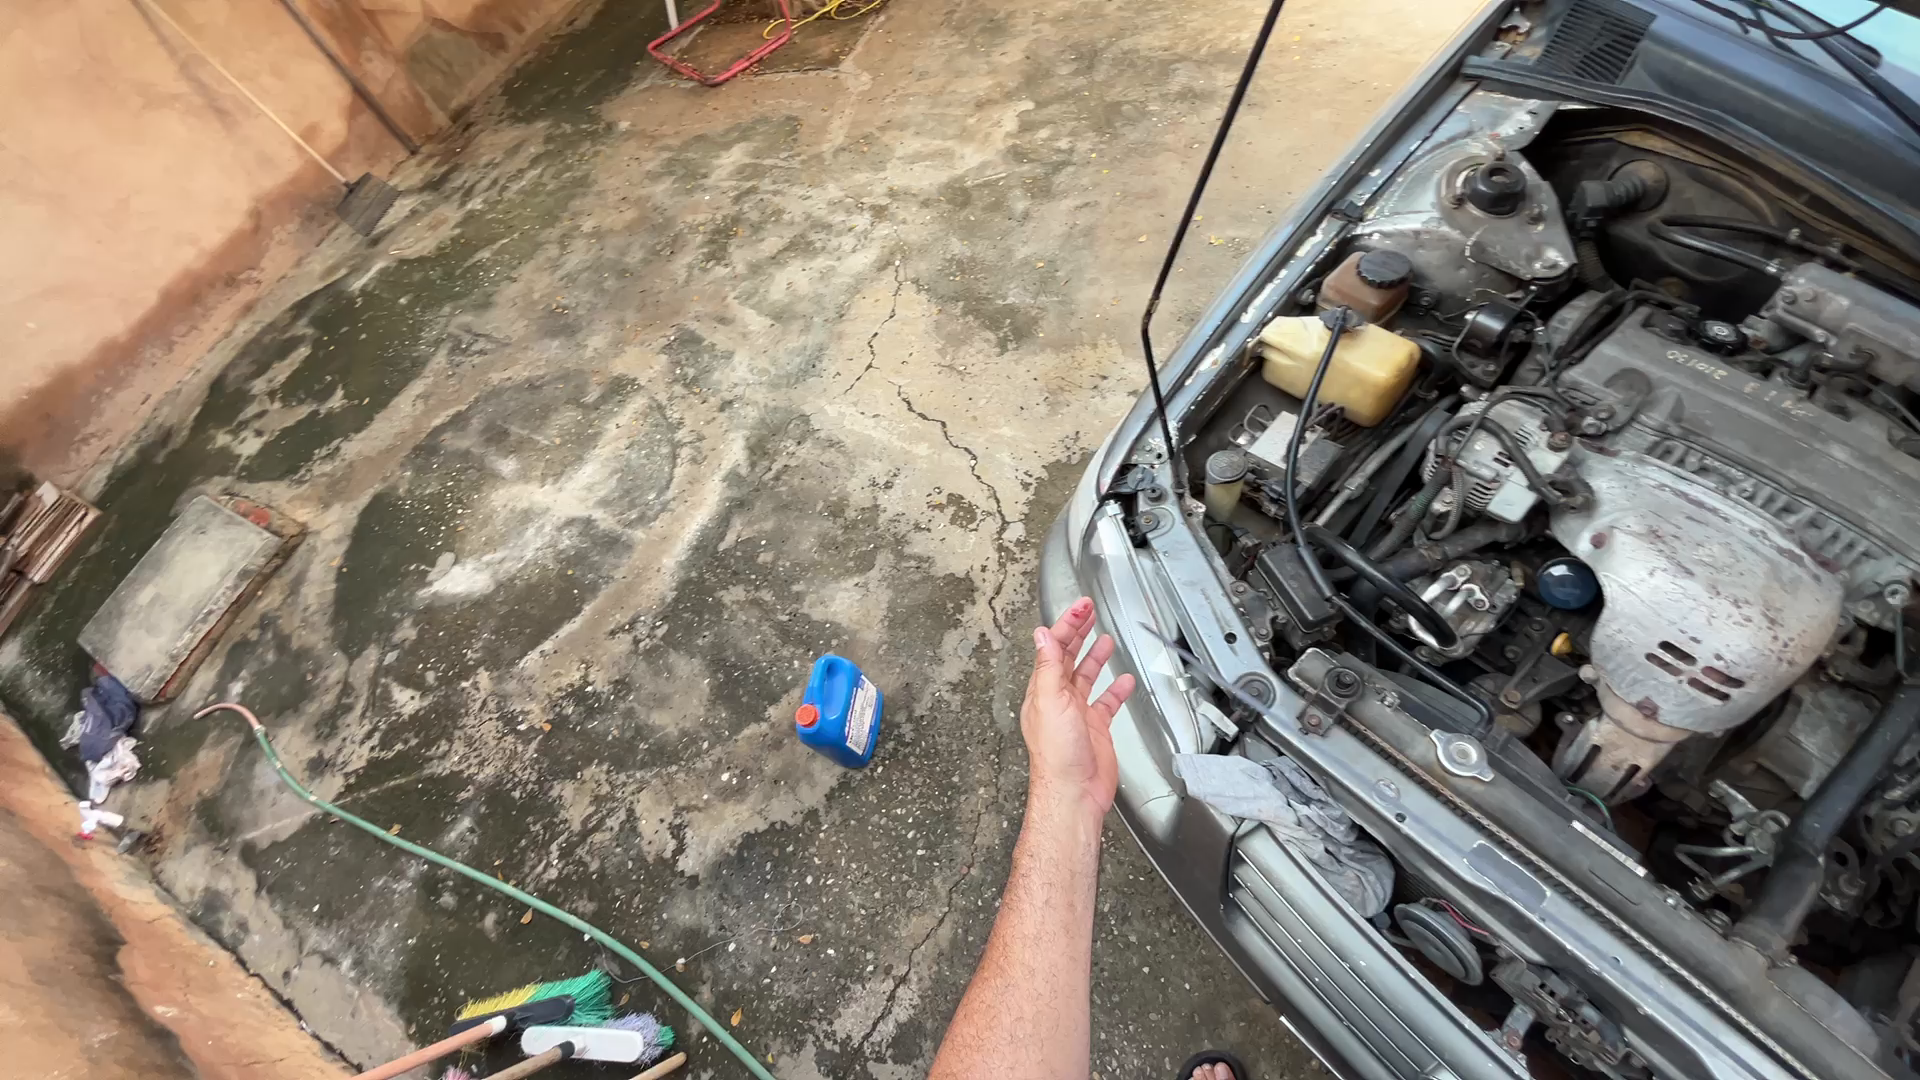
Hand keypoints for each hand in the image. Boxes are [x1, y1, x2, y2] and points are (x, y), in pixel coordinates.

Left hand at [1020, 596, 1137, 817]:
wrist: (1074, 793)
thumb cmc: (1057, 754)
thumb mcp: (1050, 701)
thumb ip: (1048, 666)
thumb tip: (1041, 635)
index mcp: (1043, 689)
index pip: (1053, 647)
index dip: (1066, 624)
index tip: (1081, 607)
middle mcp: (1058, 698)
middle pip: (1068, 656)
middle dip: (1078, 631)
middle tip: (1090, 611)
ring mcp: (1077, 713)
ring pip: (1087, 676)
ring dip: (1095, 656)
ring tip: (1105, 638)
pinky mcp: (1095, 728)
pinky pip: (1107, 703)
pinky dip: (1116, 690)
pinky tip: (1125, 681)